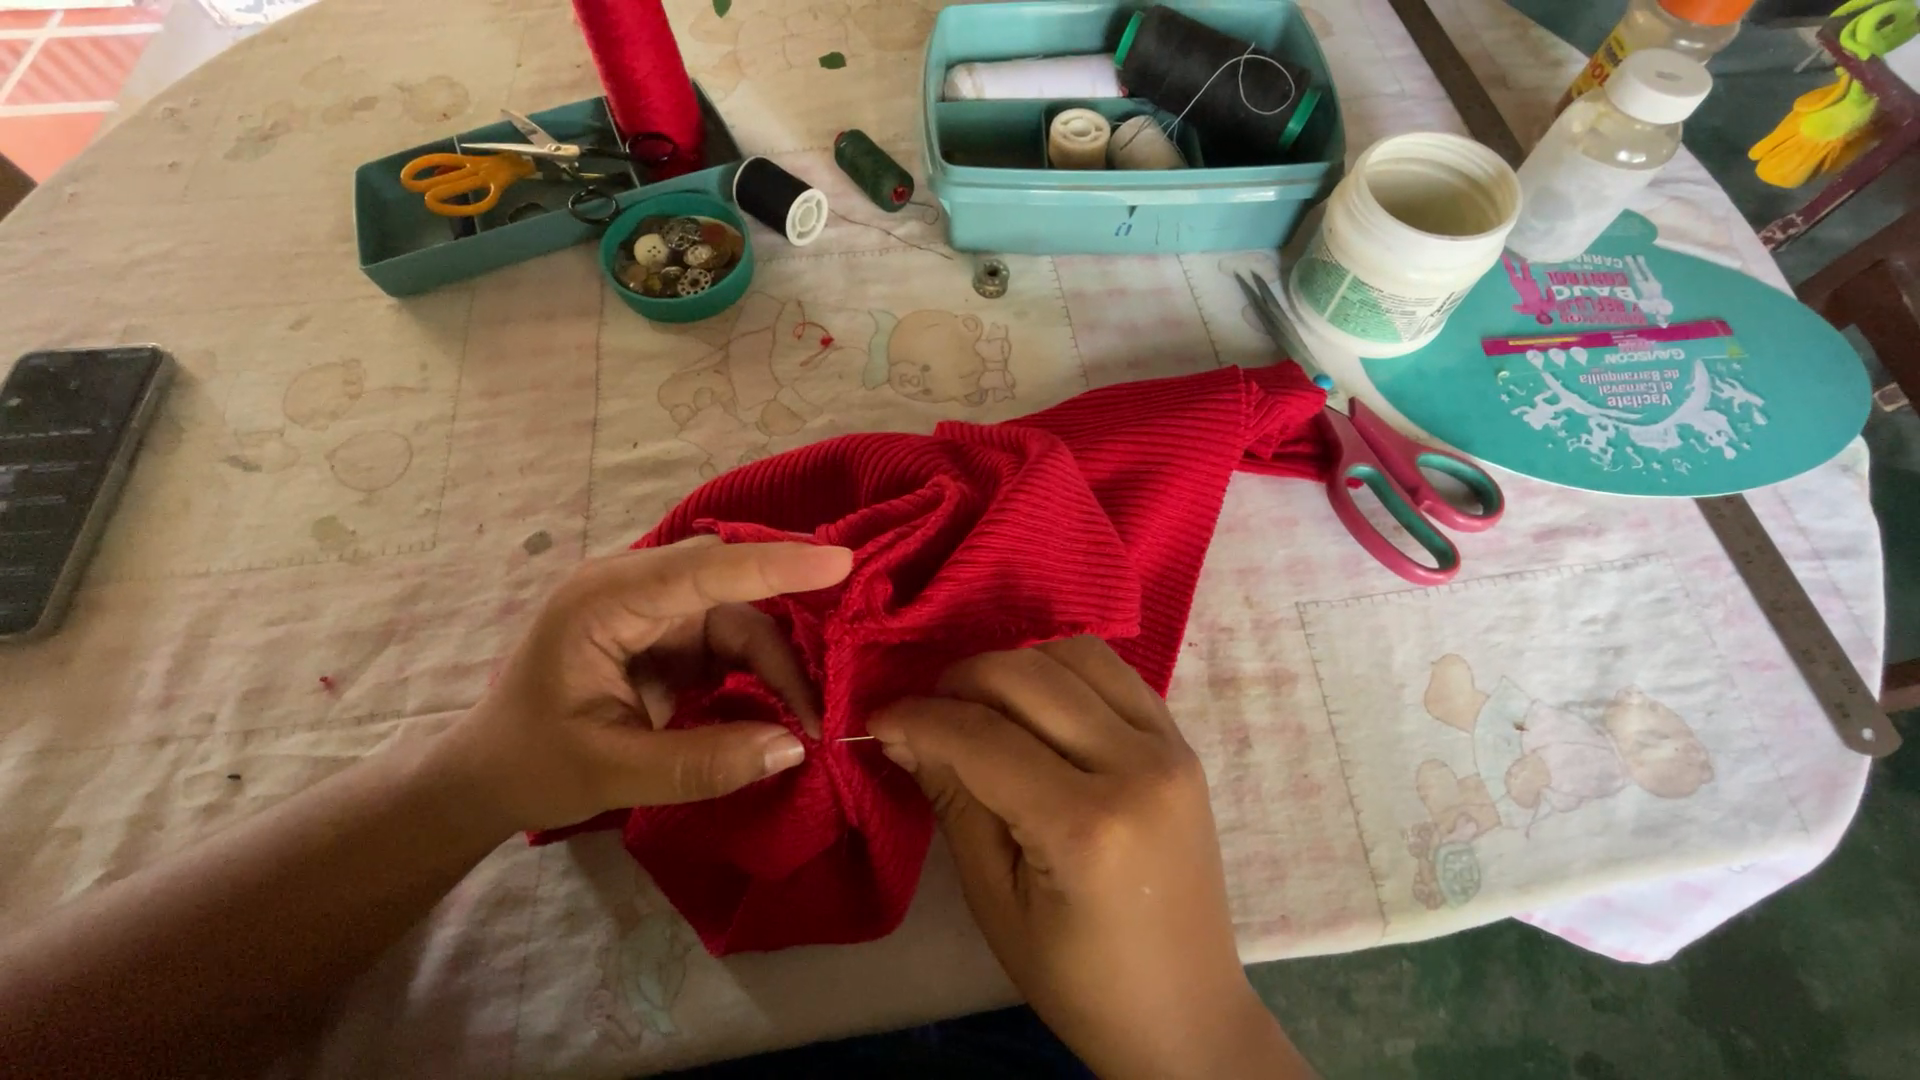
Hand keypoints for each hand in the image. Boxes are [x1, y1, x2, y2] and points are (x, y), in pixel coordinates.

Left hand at [443, 538, 852, 832]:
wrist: (486, 777)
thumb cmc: (530, 766)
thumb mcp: (610, 772)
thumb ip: (701, 762)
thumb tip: (793, 747)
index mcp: (604, 601)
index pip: (703, 568)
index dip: (775, 563)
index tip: (841, 562)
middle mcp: (634, 590)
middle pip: (732, 583)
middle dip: (793, 611)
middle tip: (851, 645)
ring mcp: (655, 611)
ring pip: (742, 615)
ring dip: (780, 663)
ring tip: (811, 718)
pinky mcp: (671, 636)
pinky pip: (734, 640)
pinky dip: (765, 672)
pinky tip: (787, 707)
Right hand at [870, 638, 1311, 1079]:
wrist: (1185, 1010)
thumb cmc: (1079, 978)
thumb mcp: (995, 901)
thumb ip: (953, 800)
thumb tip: (901, 732)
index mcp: (1086, 827)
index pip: (982, 738)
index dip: (920, 718)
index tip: (878, 717)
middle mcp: (1136, 767)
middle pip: (1027, 676)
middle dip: (960, 680)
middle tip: (926, 711)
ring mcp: (1169, 747)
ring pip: (1075, 655)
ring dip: (1015, 666)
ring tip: (981, 705)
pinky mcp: (1182, 743)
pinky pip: (1115, 672)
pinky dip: (1064, 673)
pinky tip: (1036, 707)